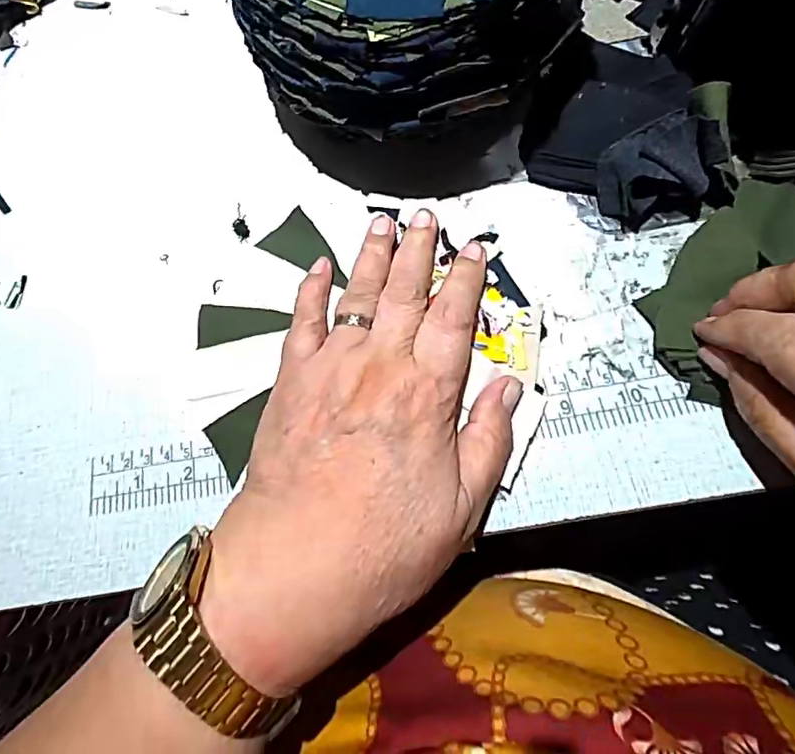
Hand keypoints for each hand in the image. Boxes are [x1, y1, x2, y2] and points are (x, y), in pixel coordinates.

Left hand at [199, 210, 520, 695]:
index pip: (455, 318)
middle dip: (421, 249)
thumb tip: (507, 390)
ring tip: (382, 224)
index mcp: (426, 396)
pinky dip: (309, 292)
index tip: (473, 251)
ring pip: (358, 295)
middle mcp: (379, 370)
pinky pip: (301, 323)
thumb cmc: (378, 550)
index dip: (466, 279)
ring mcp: (330, 370)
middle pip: (407, 292)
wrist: (286, 576)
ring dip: (372, 256)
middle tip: (428, 218)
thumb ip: (488, 439)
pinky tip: (318, 270)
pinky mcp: (291, 384)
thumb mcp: (461, 509)